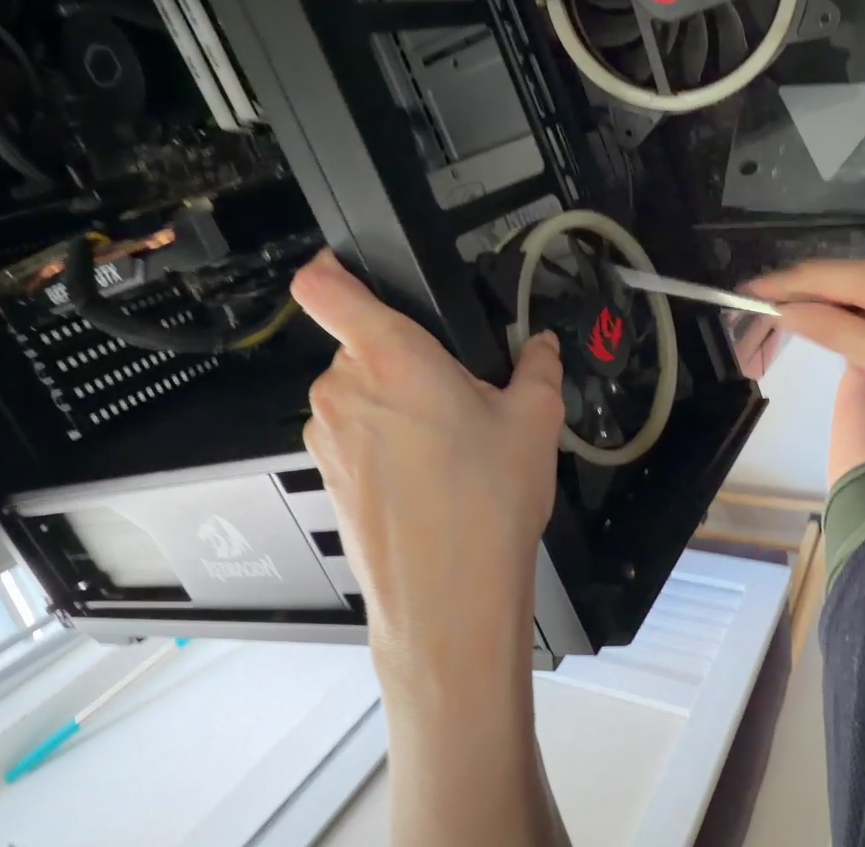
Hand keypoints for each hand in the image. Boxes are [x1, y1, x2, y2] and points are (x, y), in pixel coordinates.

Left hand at [292, 252, 565, 687]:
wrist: (449, 598)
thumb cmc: (484, 506)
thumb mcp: (534, 420)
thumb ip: (536, 366)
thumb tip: (539, 348)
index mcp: (390, 356)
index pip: (325, 286)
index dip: (332, 267)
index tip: (351, 267)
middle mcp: (346, 390)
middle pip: (362, 344)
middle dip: (407, 358)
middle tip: (457, 393)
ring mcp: (329, 437)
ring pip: (361, 394)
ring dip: (397, 403)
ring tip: (451, 444)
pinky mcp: (329, 476)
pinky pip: (355, 436)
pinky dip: (386, 443)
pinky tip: (433, 477)